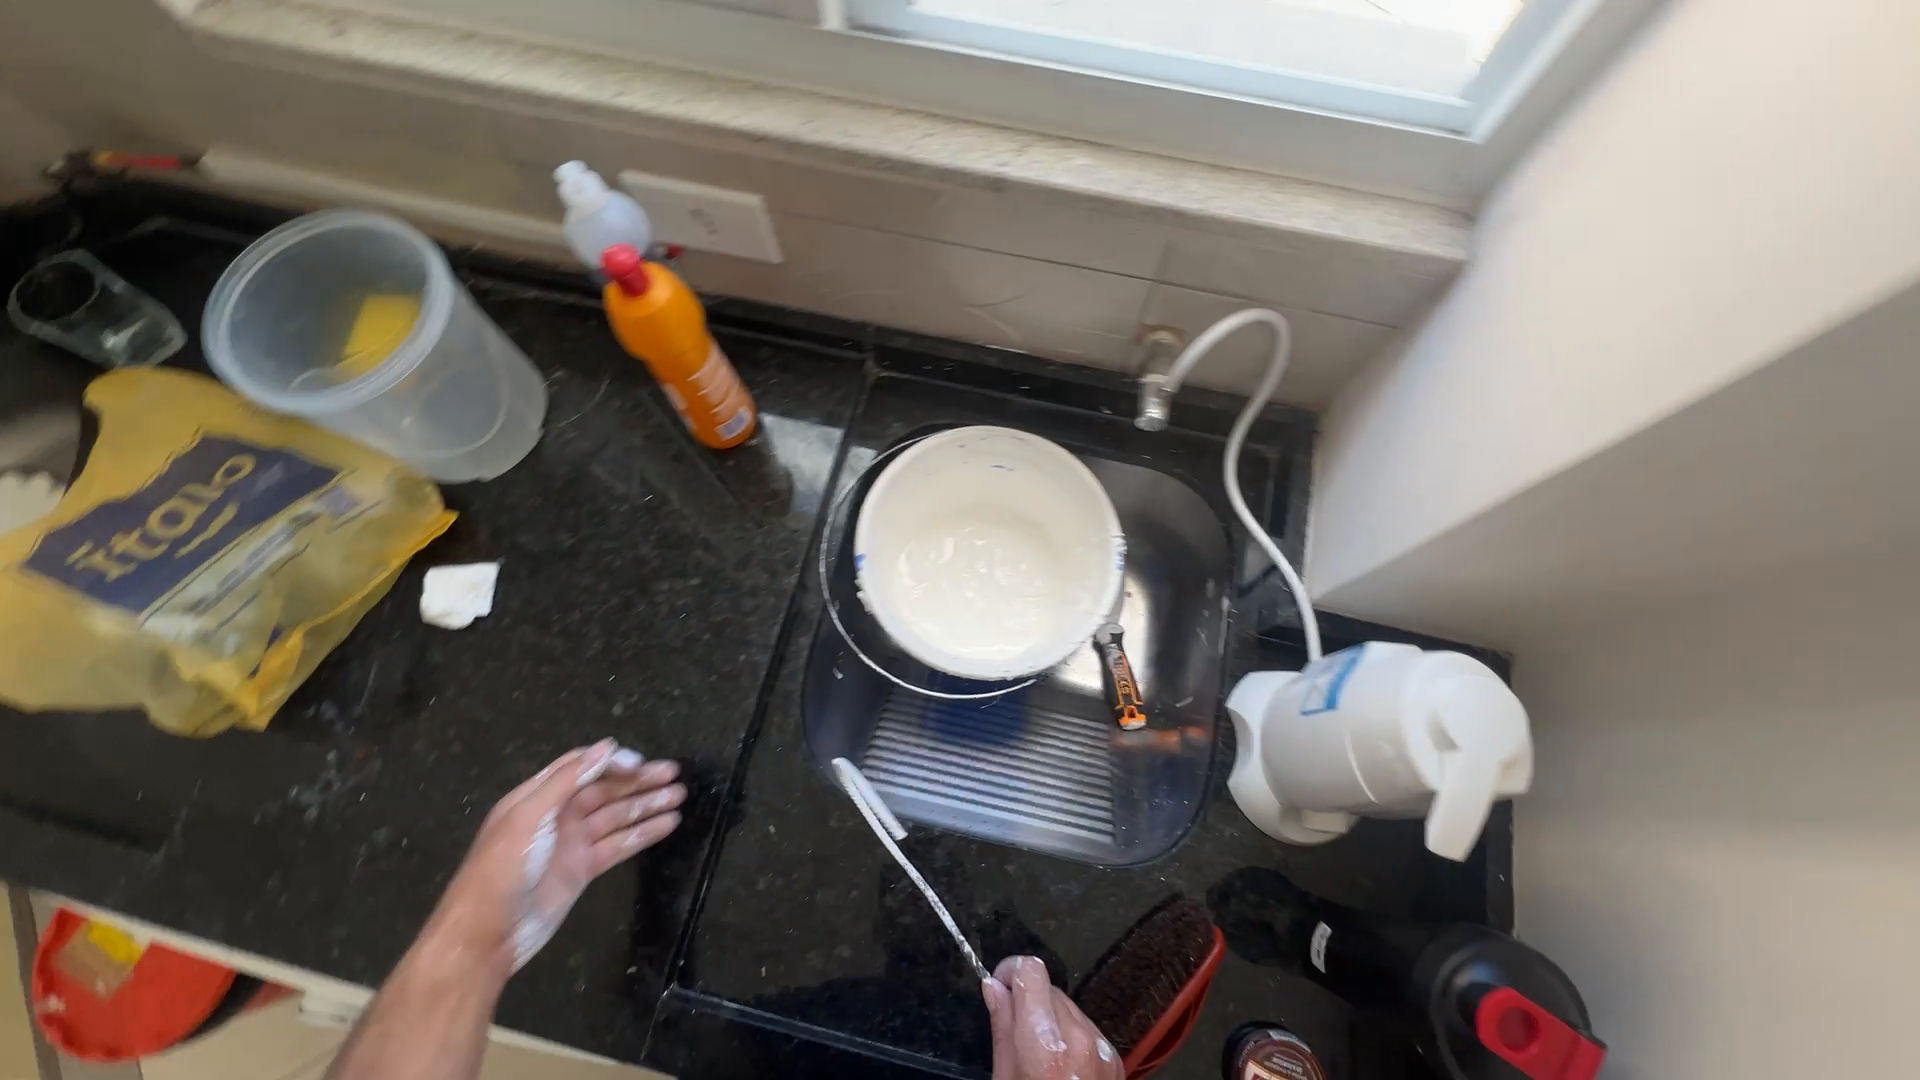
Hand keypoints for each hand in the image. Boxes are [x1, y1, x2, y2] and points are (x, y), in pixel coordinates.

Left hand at [425, 739, 686, 977]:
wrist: (485, 935)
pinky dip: (643, 834)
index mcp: (537, 797)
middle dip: (638, 780)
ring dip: (647, 805)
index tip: (640, 763)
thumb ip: (568, 780)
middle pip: (605, 789)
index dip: (611, 761)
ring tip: (679, 796)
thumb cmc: (502, 869)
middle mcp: (557, 815)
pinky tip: (668, 824)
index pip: (581, 767)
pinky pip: (619, 844)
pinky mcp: (583, 869)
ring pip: (616, 816)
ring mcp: (572, 843)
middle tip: (673, 773)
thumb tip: (606, 747)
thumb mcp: (529, 817)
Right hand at [983, 956, 1121, 1079]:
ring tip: (1038, 1054)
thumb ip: (1003, 1028)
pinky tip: (1061, 1067)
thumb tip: (994, 987)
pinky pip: (1086, 1027)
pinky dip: (1070, 1035)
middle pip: (1049, 987)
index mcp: (1046, 1042)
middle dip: (1028, 998)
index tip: (999, 986)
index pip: (1032, 971)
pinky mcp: (1115, 1059)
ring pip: (1068, 1005)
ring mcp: (1102, 1047)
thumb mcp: (1005, 1079)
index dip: (1011, 971)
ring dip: (1050, 1016)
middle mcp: (1079, 1036)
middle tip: (1013, 1027)